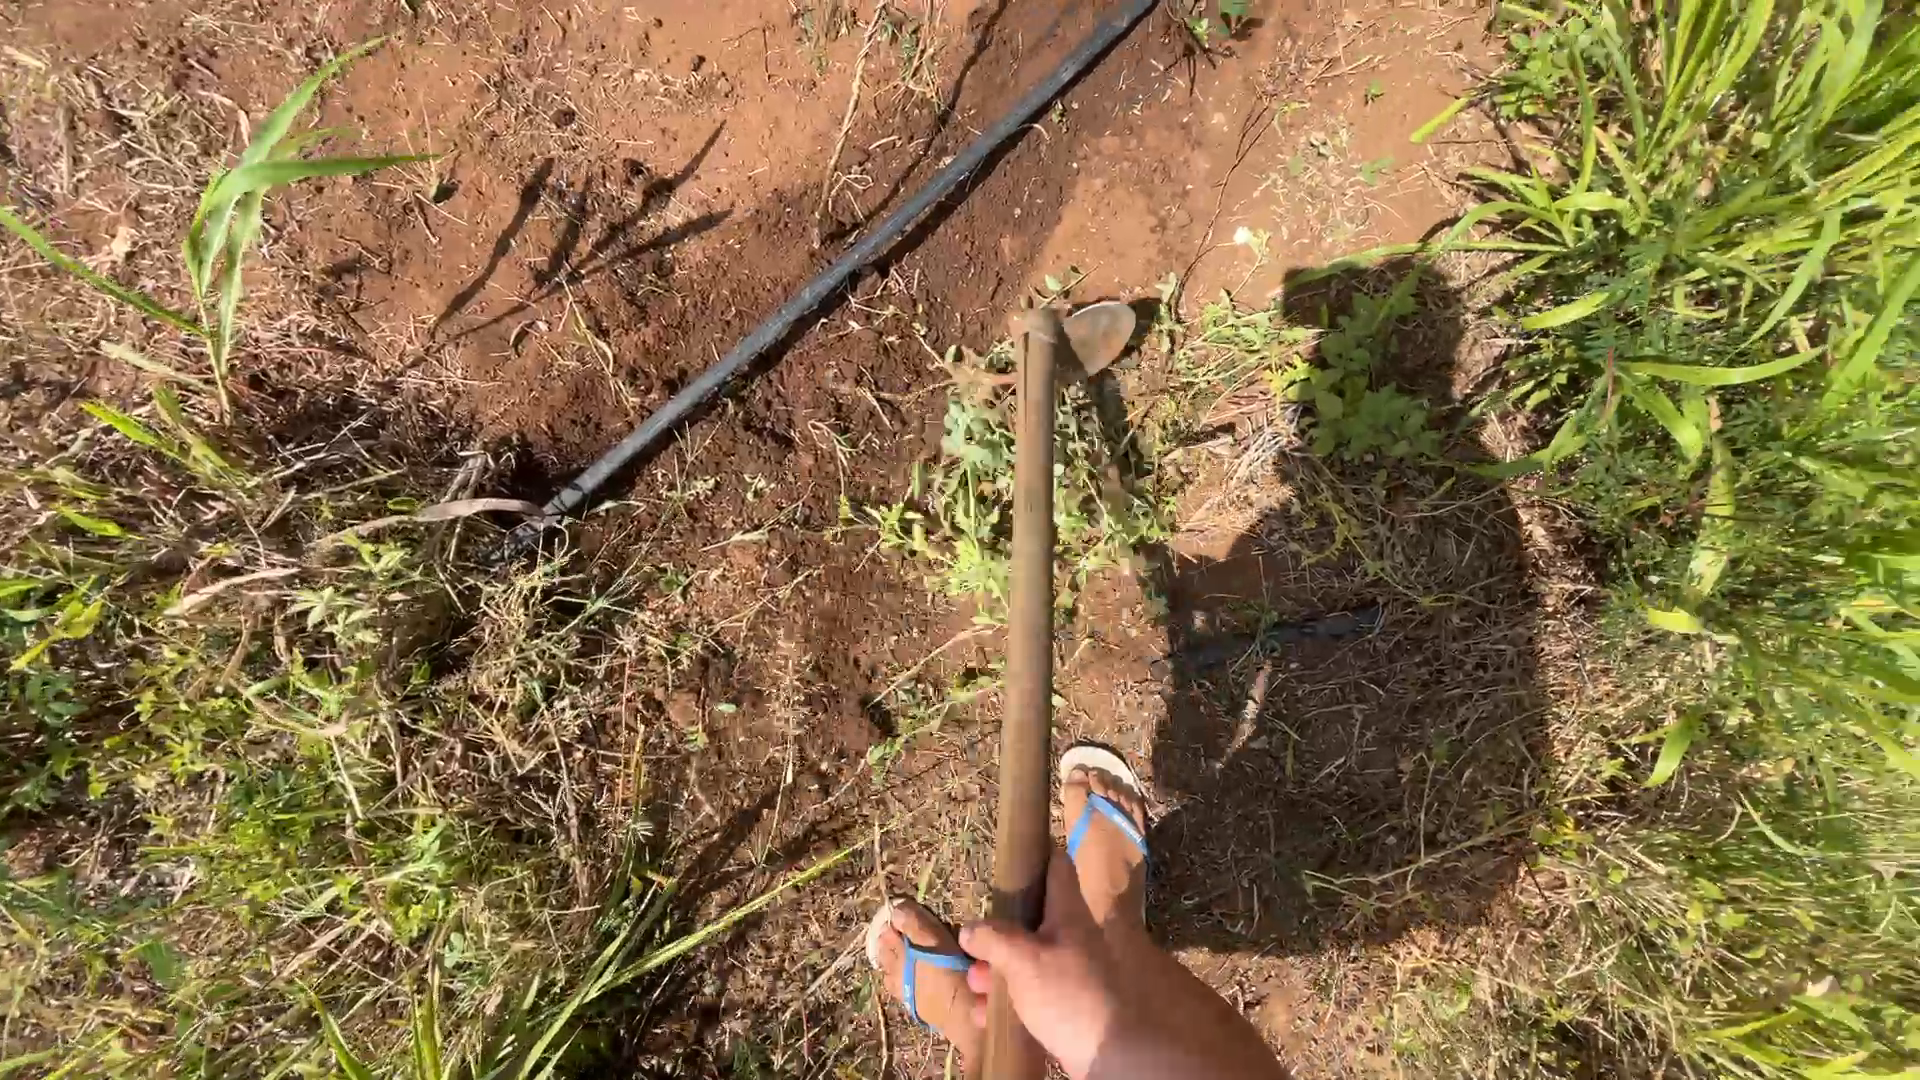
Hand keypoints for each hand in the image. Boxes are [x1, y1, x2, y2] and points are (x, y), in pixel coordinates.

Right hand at [961, 849, 1128, 1079]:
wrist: (1111, 1056)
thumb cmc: (1069, 994)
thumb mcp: (1023, 960)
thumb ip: (994, 939)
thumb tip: (968, 929)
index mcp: (1067, 911)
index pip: (1057, 865)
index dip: (1038, 852)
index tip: (1014, 849)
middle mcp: (1070, 936)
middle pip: (1031, 917)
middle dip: (997, 930)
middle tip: (973, 942)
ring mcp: (1070, 972)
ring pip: (1026, 958)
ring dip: (996, 969)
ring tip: (974, 983)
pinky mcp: (1066, 1005)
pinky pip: (1029, 994)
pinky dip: (1006, 1000)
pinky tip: (984, 1014)